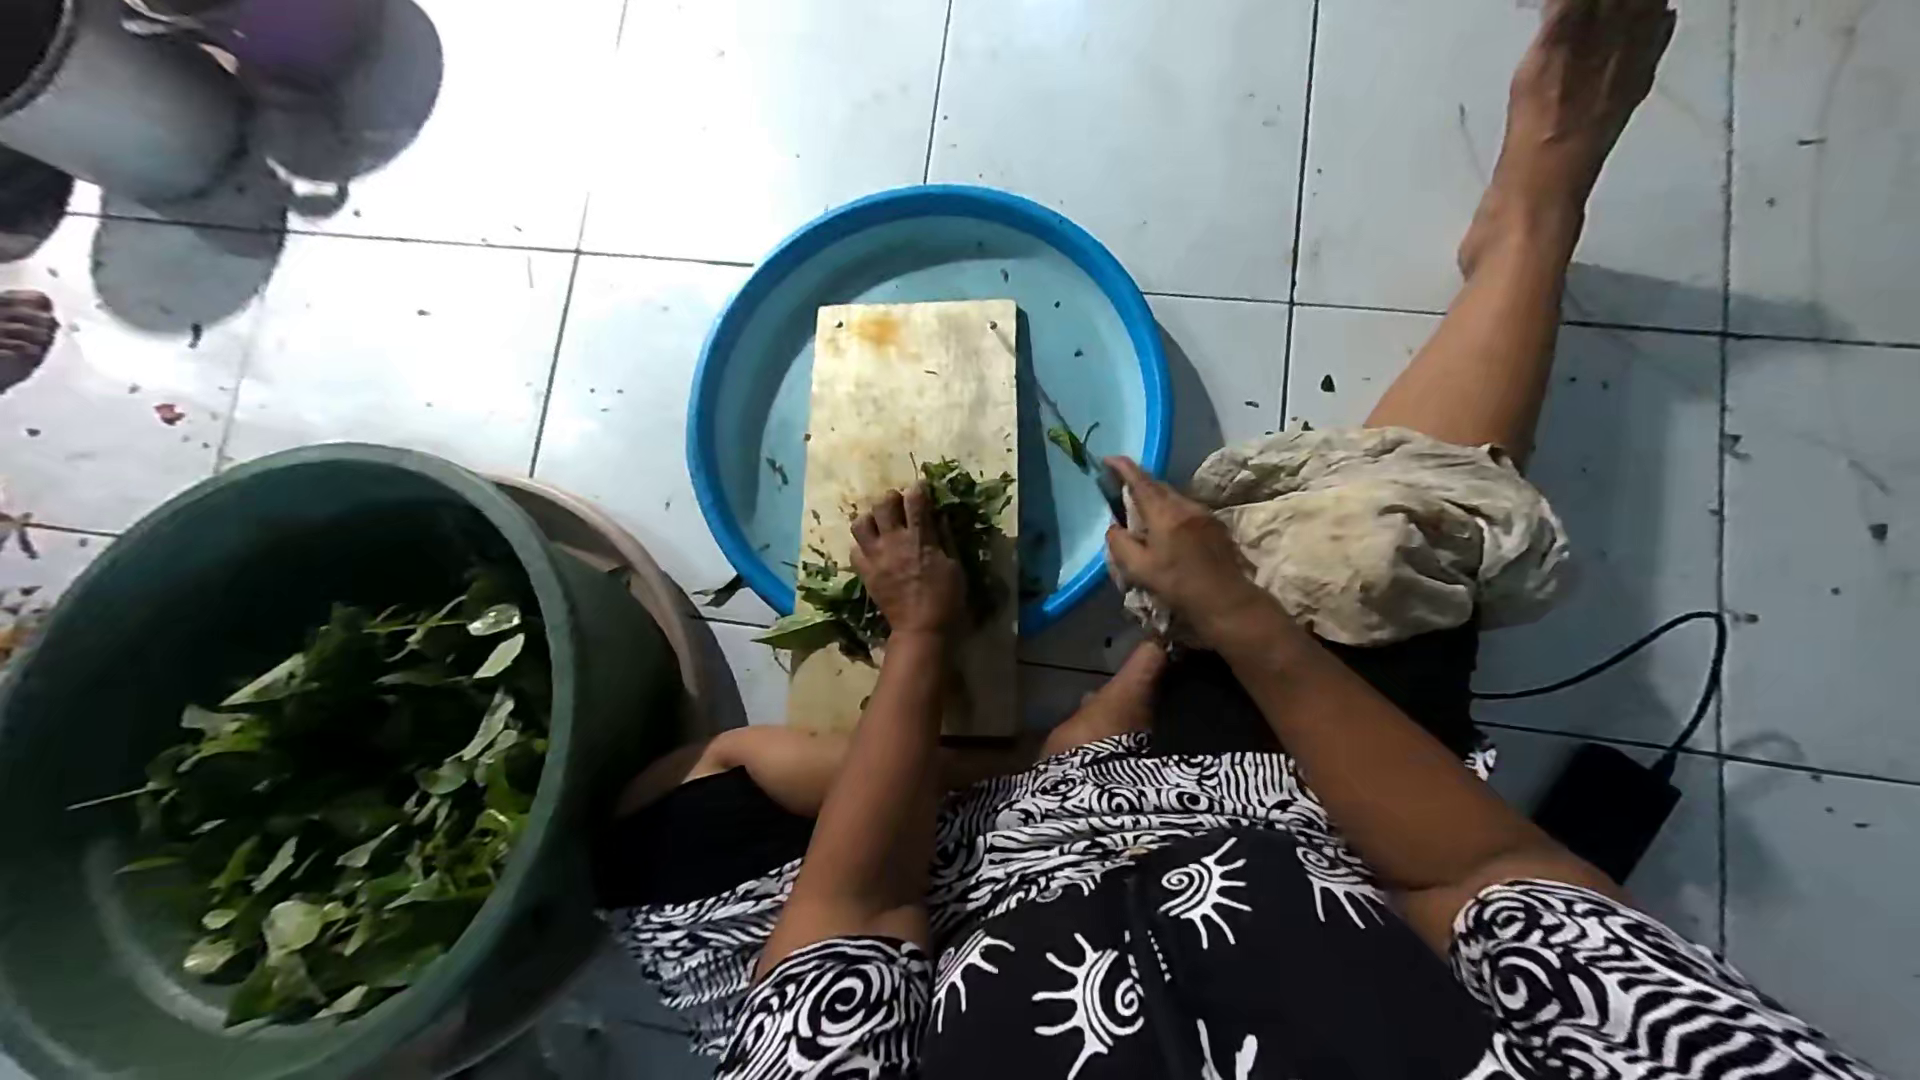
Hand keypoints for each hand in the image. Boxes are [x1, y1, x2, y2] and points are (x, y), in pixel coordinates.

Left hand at [850, 484, 965, 636]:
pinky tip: (873, 550)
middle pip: (882, 504)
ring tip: (881, 525)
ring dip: (871, 519)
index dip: (918, 489)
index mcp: (920, 538)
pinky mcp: (866, 573)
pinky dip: (863, 546)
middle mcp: (894, 542)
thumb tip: (940, 516)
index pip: (915, 500)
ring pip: (860, 523)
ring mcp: (876, 557)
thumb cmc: (947, 598)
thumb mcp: (955, 565)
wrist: (922, 629)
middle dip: (891, 499)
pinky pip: (854, 550)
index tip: (921, 487)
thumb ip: (945, 538)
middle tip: (899, 505)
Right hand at [1103, 457, 1268, 639]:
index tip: (1107, 458)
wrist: (1226, 600)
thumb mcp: (1137, 569)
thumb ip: (1119, 543)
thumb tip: (1113, 527)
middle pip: (1157, 485)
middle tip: (1119, 487)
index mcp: (1164, 514)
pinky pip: (1185, 508)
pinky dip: (1169, 511)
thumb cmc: (1178, 585)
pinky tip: (1165, 529)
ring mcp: (1204, 513)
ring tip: (1140, 511)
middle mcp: (1185, 506)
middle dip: (1137, 482)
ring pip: (1172, 497)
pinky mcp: (1214, 524)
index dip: (1122, 467)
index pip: (1140, 481)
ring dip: (1154, 499)